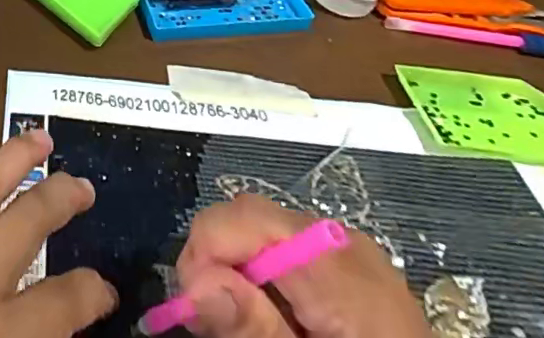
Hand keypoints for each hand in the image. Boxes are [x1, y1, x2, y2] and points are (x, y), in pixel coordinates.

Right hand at [173, 195, 428, 337]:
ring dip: (239, 270)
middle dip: (218, 259)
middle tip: (211, 321)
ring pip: (264, 230)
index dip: (205, 249)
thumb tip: (194, 285)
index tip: (190, 305)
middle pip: (252, 218)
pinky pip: (289, 248)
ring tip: (246, 325)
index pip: (247, 217)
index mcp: (341, 268)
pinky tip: (277, 318)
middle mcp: (345, 243)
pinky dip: (267, 276)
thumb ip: (254, 328)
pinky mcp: (353, 265)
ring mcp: (352, 250)